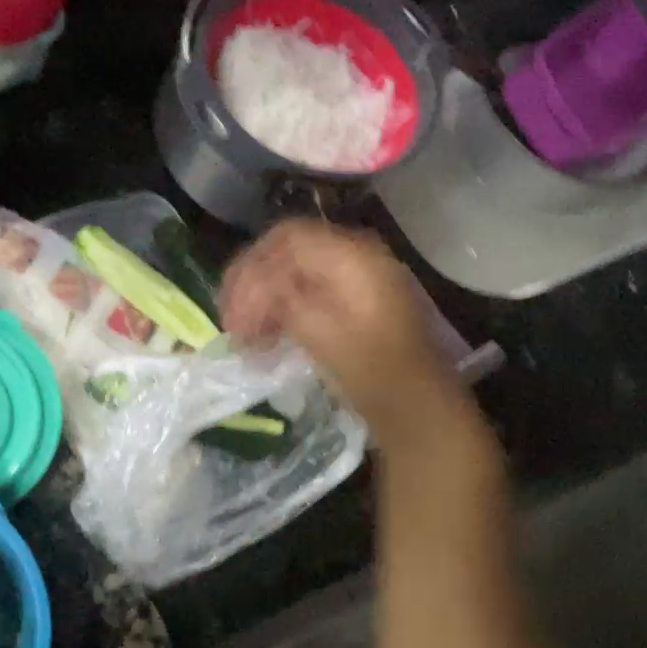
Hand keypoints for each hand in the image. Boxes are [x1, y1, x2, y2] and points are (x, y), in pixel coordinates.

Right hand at [219, 219, 466, 443]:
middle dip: (252, 284)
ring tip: (243, 335)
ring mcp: (356, 282)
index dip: (251, 267)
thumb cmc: (372, 371)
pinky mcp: (353, 307)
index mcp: (351, 257)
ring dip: (262, 300)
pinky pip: (306, 294)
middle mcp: (355, 258)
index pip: (286, 239)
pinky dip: (280, 312)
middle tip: (229, 320)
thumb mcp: (320, 332)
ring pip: (293, 275)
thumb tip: (250, 289)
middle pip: (287, 253)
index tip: (231, 306)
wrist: (417, 408)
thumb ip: (282, 300)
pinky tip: (265, 339)